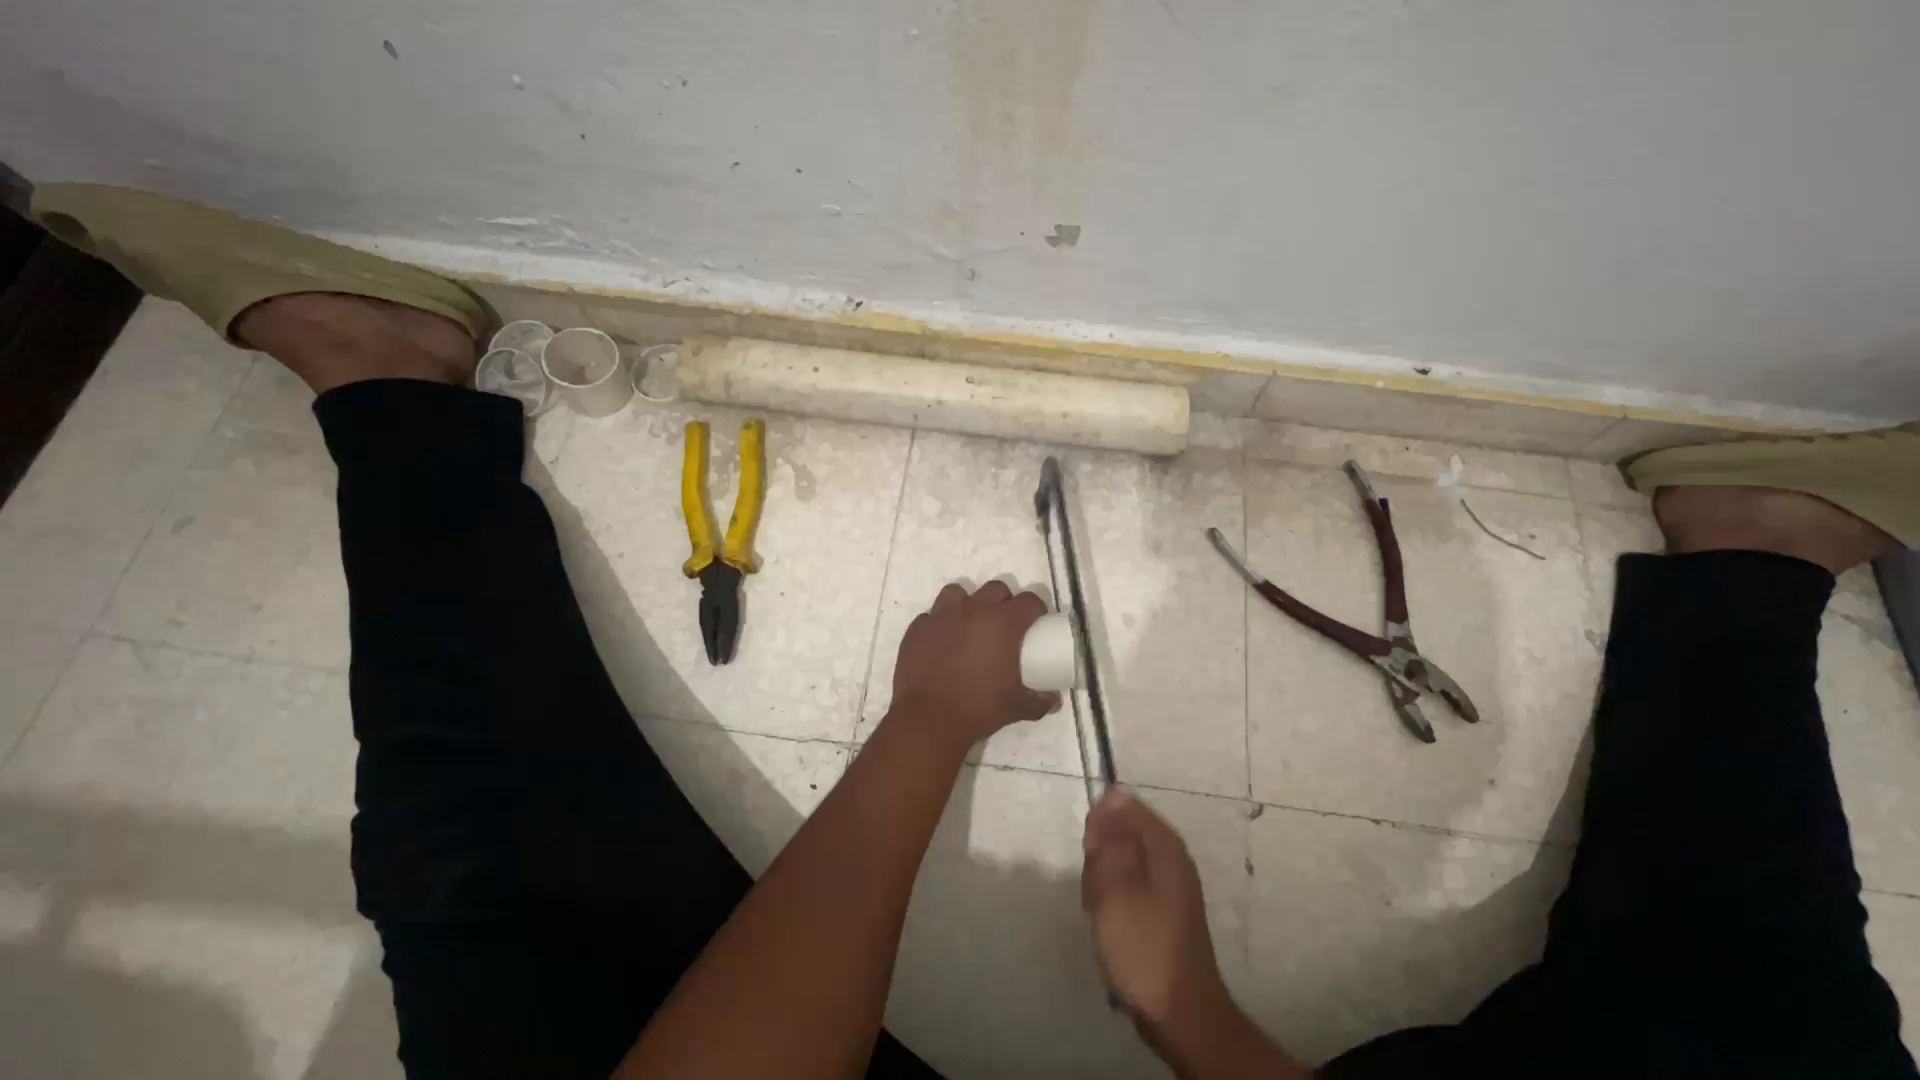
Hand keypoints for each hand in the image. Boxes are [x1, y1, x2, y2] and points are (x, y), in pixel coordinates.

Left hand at [890, 580, 1057, 748]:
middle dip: (1004, 602)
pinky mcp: (918, 628)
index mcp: (1003, 623)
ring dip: (968, 604)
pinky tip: (942, 643)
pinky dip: (940, 624)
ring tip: (970, 626)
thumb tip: (1054, 701)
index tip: (1037, 623)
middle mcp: (973, 610)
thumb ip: (1039, 702)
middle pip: (996, 589)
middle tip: (1005, 625)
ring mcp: (942, 616)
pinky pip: (932, 616)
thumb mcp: (1017, 707)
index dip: (1036, 609)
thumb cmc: (978, 708)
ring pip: (958, 593)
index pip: (1029, 600)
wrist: (928, 719)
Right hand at [1083, 788, 1229, 1037]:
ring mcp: (1170, 890)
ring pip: (1122, 866)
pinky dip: (1113, 904)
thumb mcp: (1115, 888)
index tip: (1090, 855)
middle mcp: (1172, 862)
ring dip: (1103, 884)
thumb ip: (1111, 840)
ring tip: (1100, 913)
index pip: (1127, 806)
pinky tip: (1108, 927)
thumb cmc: (1142, 947)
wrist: (1179, 1014)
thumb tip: (1113, 793)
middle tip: (1096, 892)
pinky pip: (1130, 891)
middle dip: (1101, 859)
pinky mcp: (1164, 915)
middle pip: (1123, 836)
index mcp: (1165, 848)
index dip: (1101, 826)